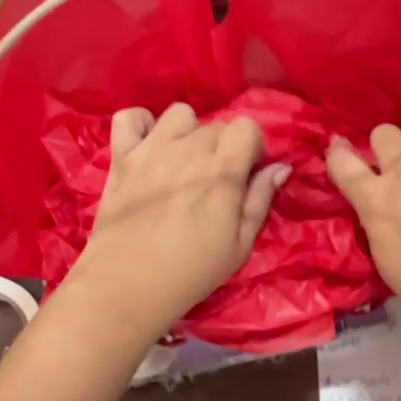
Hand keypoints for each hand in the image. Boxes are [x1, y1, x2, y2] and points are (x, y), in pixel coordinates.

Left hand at [67, 103, 288, 341]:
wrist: (125, 286)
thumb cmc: (190, 273)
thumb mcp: (240, 246)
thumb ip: (260, 200)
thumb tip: (280, 167)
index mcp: (222, 171)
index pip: (247, 127)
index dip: (251, 147)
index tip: (245, 173)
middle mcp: (188, 150)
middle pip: (215, 125)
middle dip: (221, 147)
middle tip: (212, 181)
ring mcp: (151, 150)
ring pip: (179, 114)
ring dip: (186, 133)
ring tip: (181, 162)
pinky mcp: (121, 157)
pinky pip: (129, 117)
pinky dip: (140, 126)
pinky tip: (147, 148)